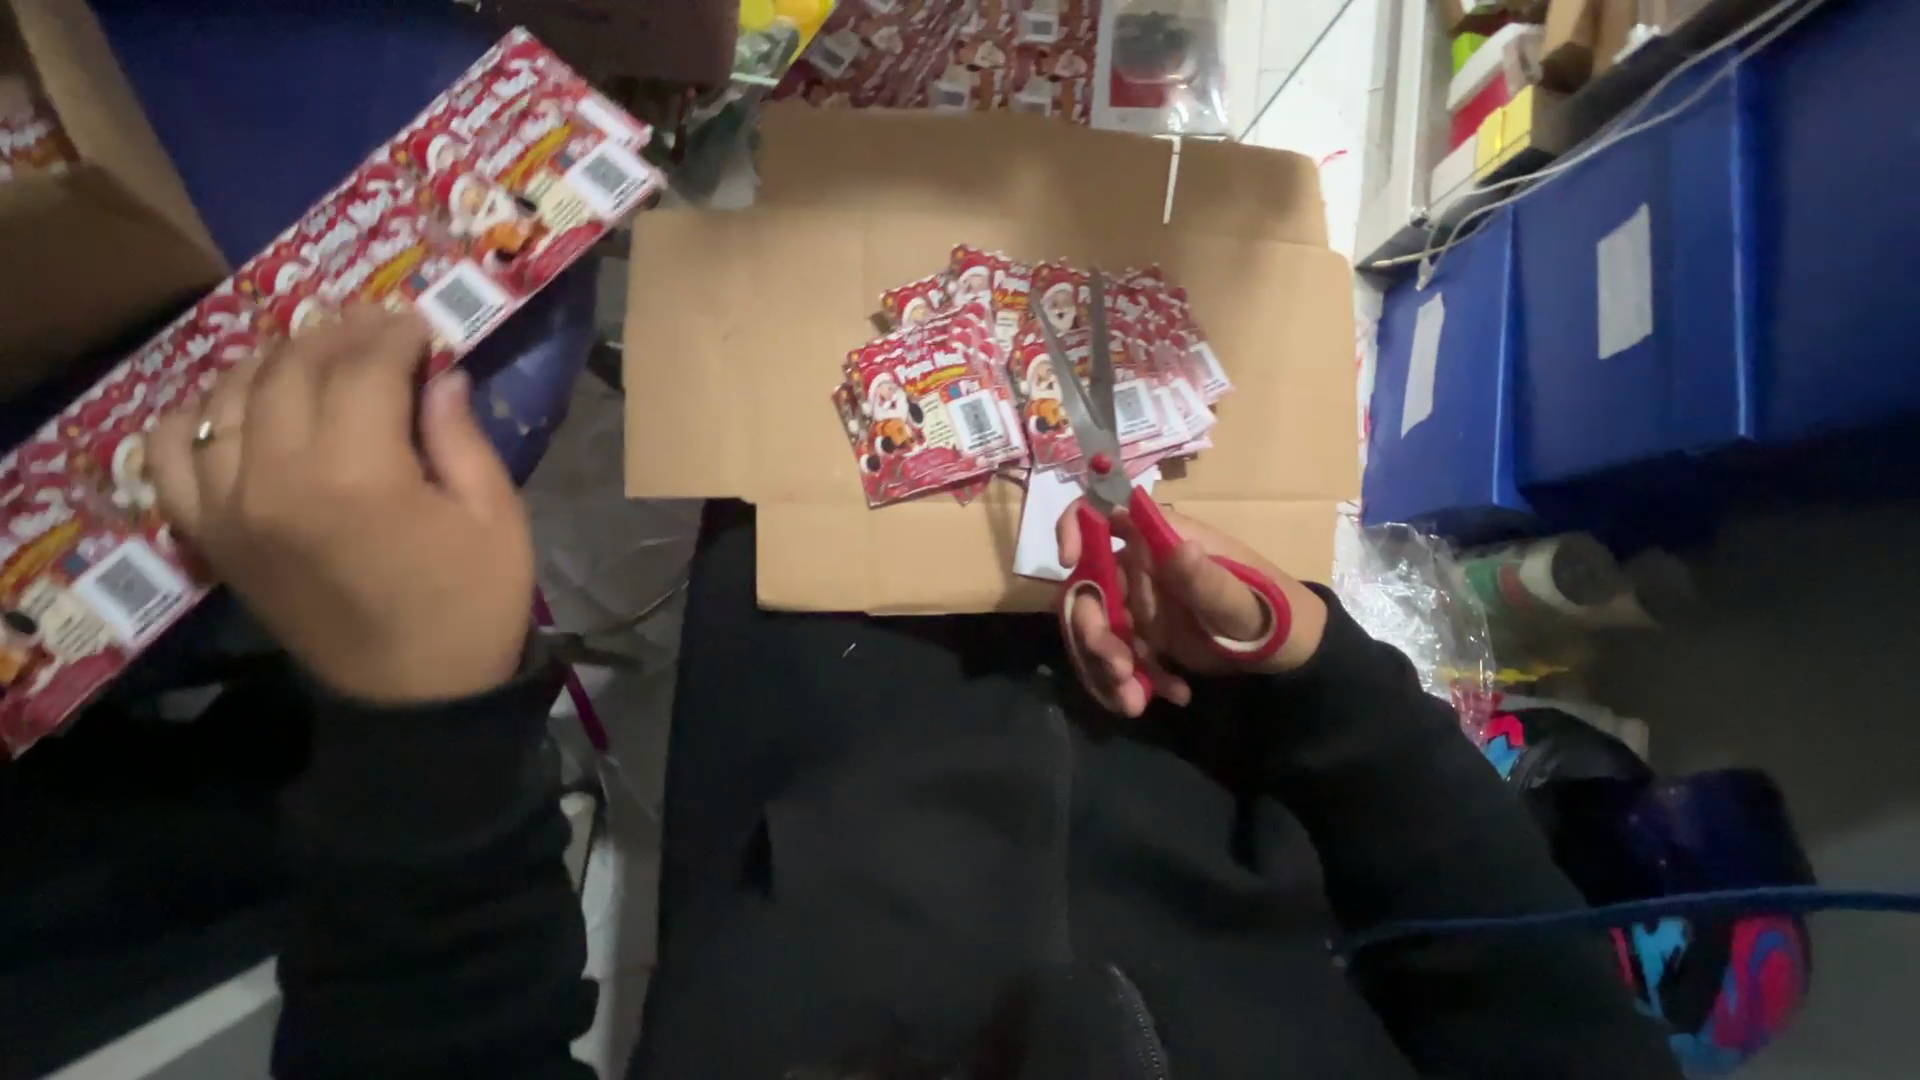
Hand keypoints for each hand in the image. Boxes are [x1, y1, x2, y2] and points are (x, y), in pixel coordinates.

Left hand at [149, 308, 534, 703]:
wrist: (417, 691)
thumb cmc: (476, 601)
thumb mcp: (497, 517)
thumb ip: (460, 438)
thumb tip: (440, 376)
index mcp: (360, 476)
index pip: (361, 370)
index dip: (394, 336)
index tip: (423, 327)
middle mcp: (275, 479)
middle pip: (289, 371)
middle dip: (339, 336)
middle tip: (381, 330)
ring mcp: (227, 507)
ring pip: (225, 398)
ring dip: (273, 363)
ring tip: (320, 358)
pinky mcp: (208, 533)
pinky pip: (168, 454)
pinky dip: (195, 416)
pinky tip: (237, 408)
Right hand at [1056, 500, 1327, 717]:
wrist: (1286, 651)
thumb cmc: (1267, 608)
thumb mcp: (1239, 600)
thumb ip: (1207, 579)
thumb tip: (1178, 548)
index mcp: (1158, 539)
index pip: (1101, 513)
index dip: (1073, 527)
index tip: (1069, 563)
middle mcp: (1138, 567)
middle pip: (1087, 588)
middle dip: (1092, 633)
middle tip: (1118, 670)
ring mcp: (1136, 604)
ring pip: (1094, 631)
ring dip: (1105, 669)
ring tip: (1134, 702)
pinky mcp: (1140, 638)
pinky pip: (1115, 658)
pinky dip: (1130, 683)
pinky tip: (1169, 695)